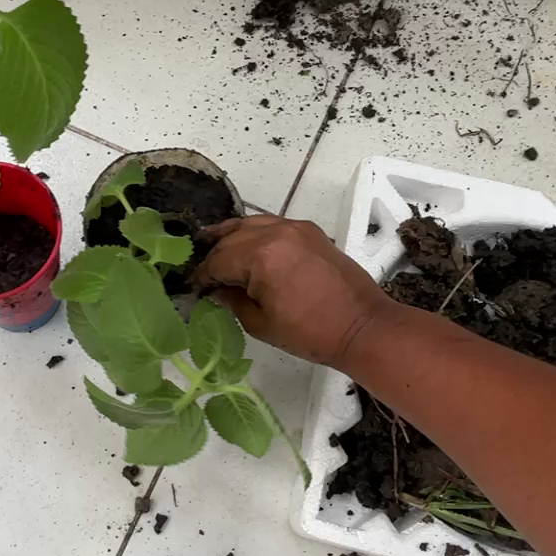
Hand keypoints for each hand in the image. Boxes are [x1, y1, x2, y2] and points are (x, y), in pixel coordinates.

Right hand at [193, 215, 396, 368]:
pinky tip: (246, 244)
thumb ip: (233, 301)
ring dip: (230, 236)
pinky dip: (254, 232)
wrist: (362, 326)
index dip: (202, 276)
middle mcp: (276, 233)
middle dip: (214, 255)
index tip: (192, 288)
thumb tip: (217, 291)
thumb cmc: (310, 332)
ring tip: (211, 244)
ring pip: (250, 223)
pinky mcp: (309, 231)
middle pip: (232, 238)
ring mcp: (295, 228)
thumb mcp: (261, 323)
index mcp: (261, 256)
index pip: (218, 261)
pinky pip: (272, 224)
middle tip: (202, 273)